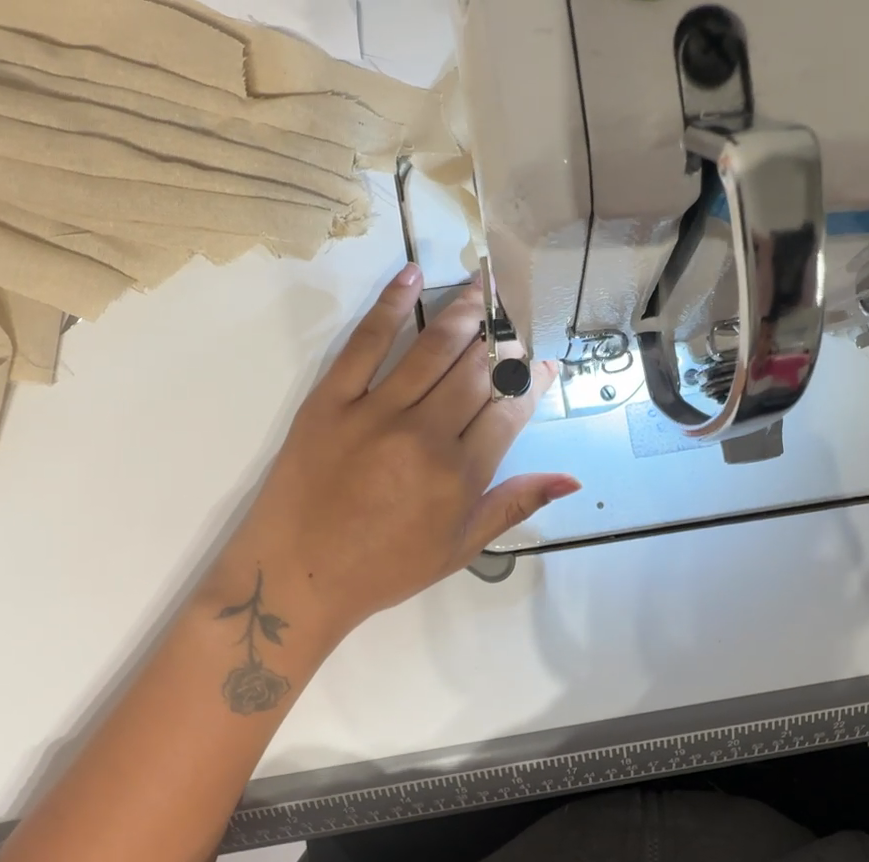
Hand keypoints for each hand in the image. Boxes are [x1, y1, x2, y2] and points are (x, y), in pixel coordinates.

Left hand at [207, 265, 576, 639]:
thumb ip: (513, 506)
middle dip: (503, 342)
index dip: (532, 382)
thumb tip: (570, 479)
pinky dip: (391, 306)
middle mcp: (425, 435)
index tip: (543, 364)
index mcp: (460, 475)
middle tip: (514, 322)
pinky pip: (364, 343)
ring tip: (481, 285)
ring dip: (463, 312)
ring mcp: (375, 412)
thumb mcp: (459, 549)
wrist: (297, 577)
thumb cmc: (384, 570)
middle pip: (477, 371)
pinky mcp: (330, 400)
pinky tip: (412, 277)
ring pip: (431, 348)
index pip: (509, 410)